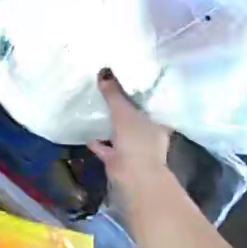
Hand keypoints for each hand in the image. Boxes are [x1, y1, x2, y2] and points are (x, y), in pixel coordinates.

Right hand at [87, 70, 172, 190]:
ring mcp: (134, 150)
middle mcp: (148, 136)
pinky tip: (89, 136)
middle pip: (134, 120)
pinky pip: (108, 148)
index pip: (150, 106)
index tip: (127, 86)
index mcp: (156, 124)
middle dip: (123, 111)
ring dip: (111, 127)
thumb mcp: (124, 112)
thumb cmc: (136, 140)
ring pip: (121, 134)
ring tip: (97, 114)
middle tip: (109, 96)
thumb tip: (104, 71)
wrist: (134, 176)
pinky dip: (100, 143)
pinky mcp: (119, 161)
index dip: (139, 96)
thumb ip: (114, 94)